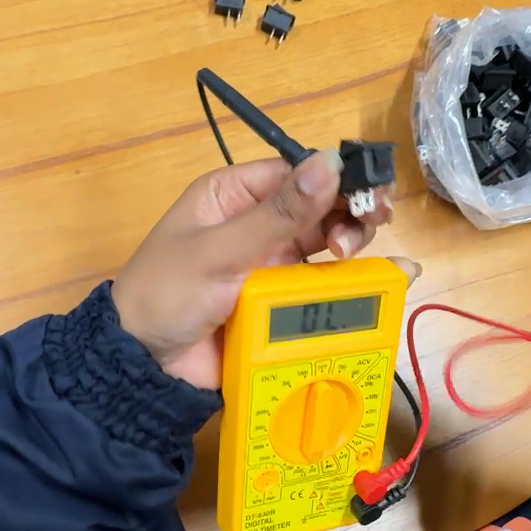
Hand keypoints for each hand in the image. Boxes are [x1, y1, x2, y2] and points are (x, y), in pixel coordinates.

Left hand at [112, 152, 394, 388]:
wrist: (147, 367)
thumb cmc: (168, 294)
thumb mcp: (219, 250)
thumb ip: (278, 214)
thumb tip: (330, 163)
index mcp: (234, 195)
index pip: (297, 172)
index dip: (336, 178)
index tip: (368, 191)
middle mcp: (258, 224)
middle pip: (321, 205)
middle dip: (349, 210)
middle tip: (369, 222)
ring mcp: (273, 264)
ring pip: (328, 242)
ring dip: (351, 242)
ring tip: (352, 254)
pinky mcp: (283, 301)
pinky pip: (324, 285)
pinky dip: (352, 281)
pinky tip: (383, 278)